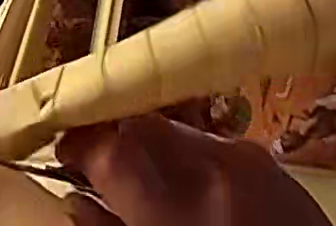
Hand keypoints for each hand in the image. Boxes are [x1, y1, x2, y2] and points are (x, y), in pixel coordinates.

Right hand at [58, 115, 331, 225]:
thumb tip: (78, 205)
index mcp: (178, 213)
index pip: (113, 146)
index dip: (80, 139)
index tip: (64, 146)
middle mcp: (215, 171)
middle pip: (145, 121)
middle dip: (116, 135)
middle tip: (97, 164)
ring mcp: (249, 160)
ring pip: (179, 130)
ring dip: (154, 148)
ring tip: (147, 187)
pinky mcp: (270, 161)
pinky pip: (214, 144)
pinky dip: (192, 160)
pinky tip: (193, 195)